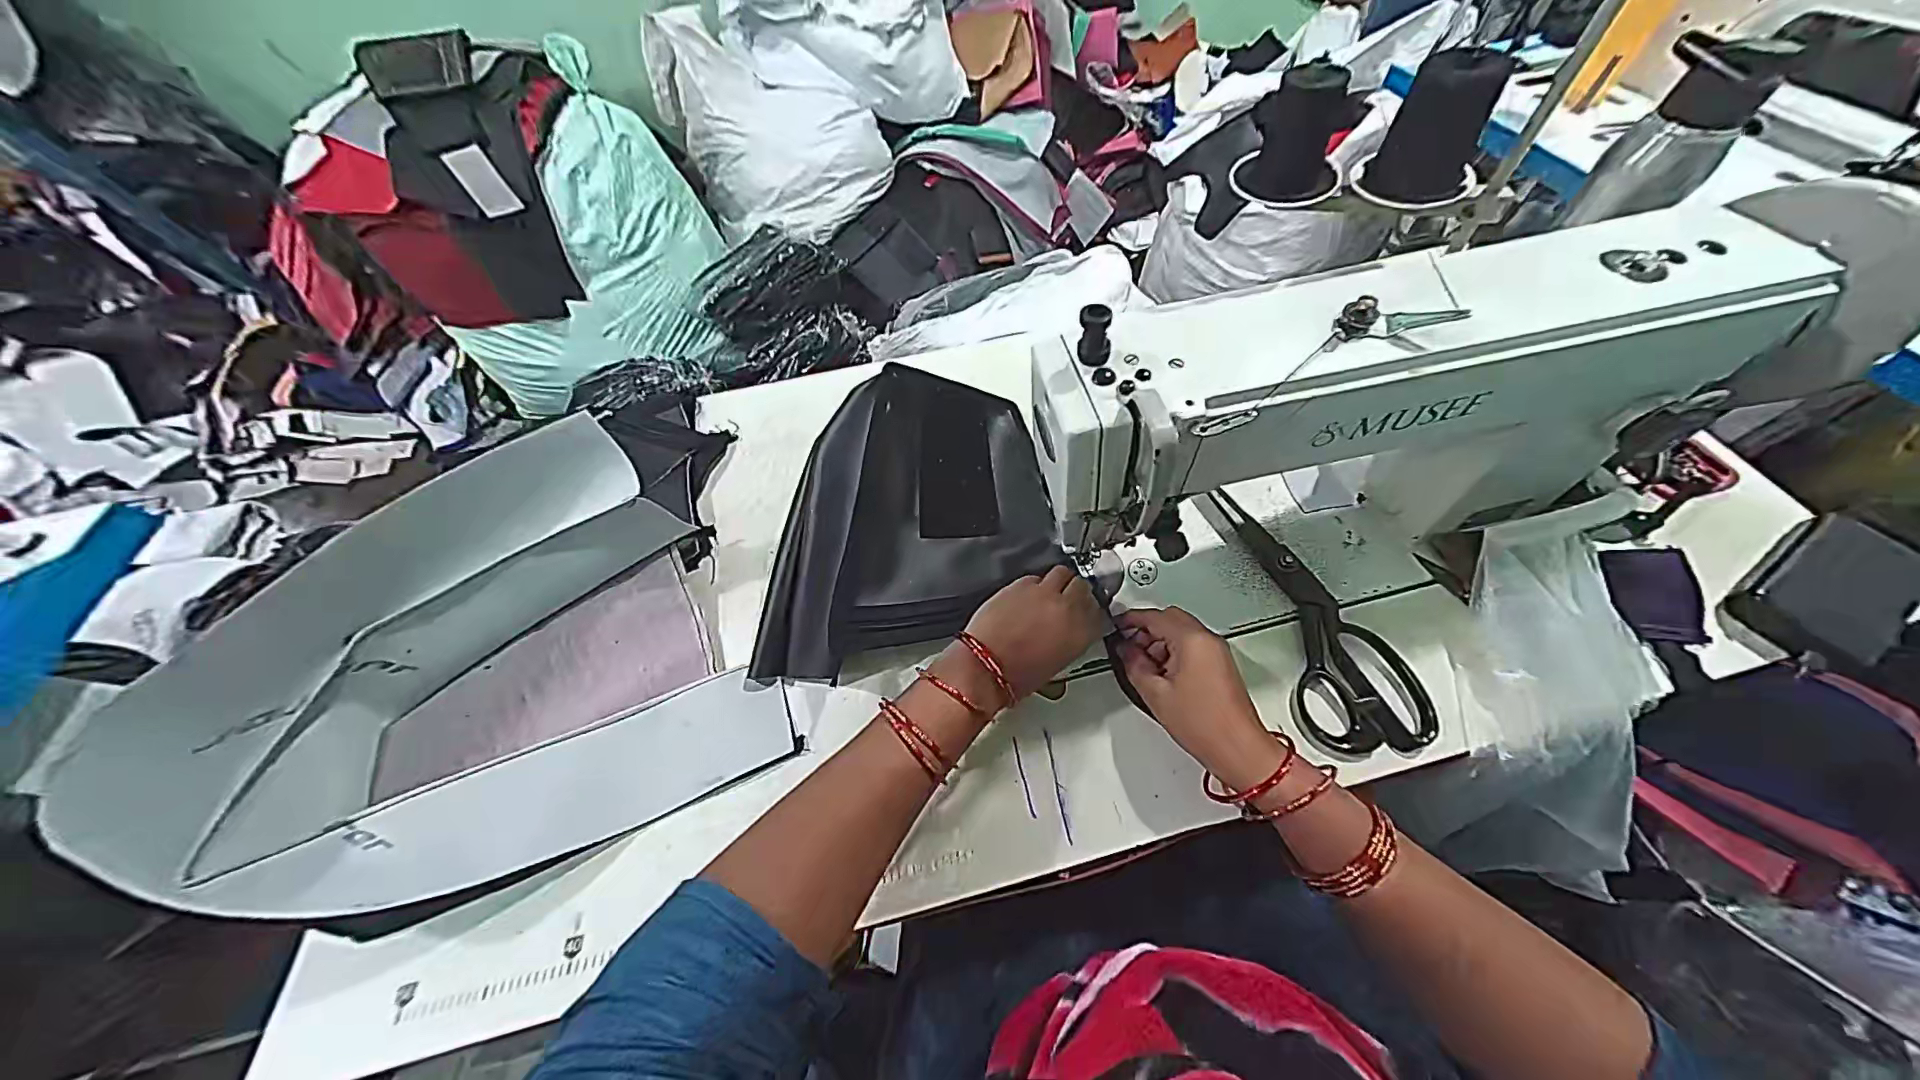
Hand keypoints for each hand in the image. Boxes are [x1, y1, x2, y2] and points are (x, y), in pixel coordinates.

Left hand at [960, 565, 1105, 700]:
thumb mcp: (1057, 663)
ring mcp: (1044, 593)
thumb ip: (1071, 639)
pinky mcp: (1021, 584)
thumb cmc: (1017, 674)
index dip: (1089, 608)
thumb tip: (1069, 631)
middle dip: (1075, 590)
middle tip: (1066, 598)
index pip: (1098, 610)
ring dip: (1058, 581)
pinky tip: (1025, 597)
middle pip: (1082, 585)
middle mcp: (1067, 608)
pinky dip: (1033, 585)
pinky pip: (1034, 577)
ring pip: (1062, 573)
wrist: (987, 665)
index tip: (1084, 610)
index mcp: (1081, 632)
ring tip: (1047, 593)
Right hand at [1114, 607, 1284, 789]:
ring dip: (1160, 642)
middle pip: (1170, 618)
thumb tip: (1126, 651)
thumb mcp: (1154, 693)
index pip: (1155, 616)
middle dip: (1146, 629)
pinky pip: (1193, 646)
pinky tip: (1162, 675)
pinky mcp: (1221, 664)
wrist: (1237, 747)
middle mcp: (1208, 640)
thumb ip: (1134, 664)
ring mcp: (1217, 652)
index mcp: (1192, 640)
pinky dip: (1174, 652)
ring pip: (1181, 631)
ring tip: (1144, 665)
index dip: (1131, 619)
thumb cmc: (1206, 725)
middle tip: (1128, 645)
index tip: (1118, 625)